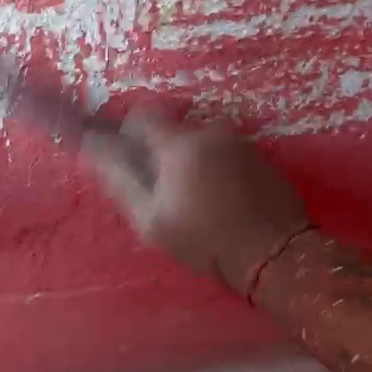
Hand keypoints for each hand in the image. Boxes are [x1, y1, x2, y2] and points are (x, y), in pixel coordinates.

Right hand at [84, 111, 312, 295]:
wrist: (277, 255)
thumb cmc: (206, 240)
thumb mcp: (151, 221)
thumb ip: (121, 182)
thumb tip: (95, 153)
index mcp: (179, 144)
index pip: (142, 115)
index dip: (129, 132)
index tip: (130, 157)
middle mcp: (209, 132)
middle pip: (172, 128)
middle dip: (161, 150)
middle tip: (162, 185)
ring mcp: (239, 143)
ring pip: (200, 139)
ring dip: (191, 157)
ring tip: (194, 193)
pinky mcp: (261, 157)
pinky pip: (225, 151)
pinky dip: (216, 166)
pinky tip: (220, 196)